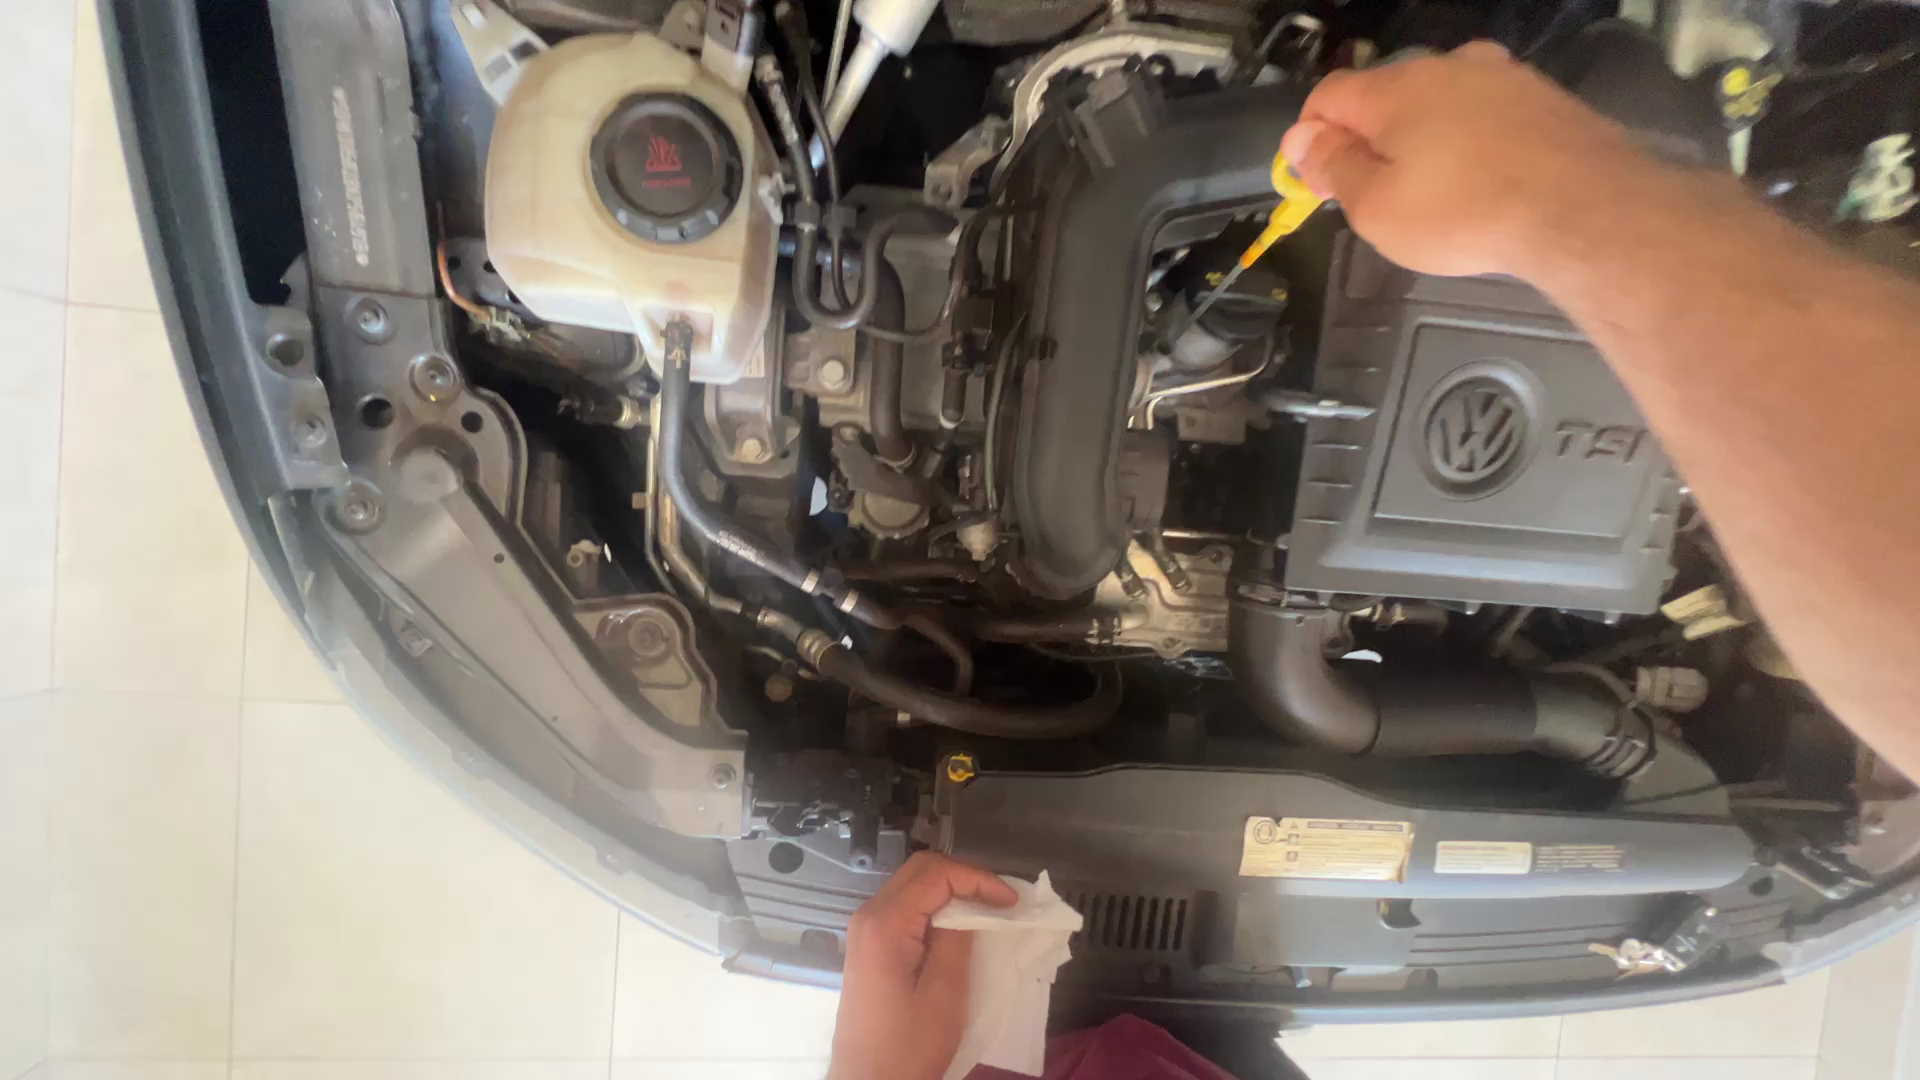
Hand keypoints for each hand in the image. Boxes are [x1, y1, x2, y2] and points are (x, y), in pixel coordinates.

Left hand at [828, 852, 1018, 1079]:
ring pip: (913, 883)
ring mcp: (866, 928)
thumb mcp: (943, 994)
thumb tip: (970, 906)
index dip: (977, 878)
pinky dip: (935, 904)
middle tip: (999, 899)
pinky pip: (905, 905)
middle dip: (964, 875)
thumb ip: (957, 938)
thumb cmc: (907, 1048)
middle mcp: (869, 914)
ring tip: (985, 908)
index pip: (936, 874)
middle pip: (921, 869)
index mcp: (885, 922)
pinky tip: (958, 924)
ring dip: (950, 887)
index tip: (1010, 901)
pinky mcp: (870, 944)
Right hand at [1280, 42, 1658, 277]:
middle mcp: (1446, 66)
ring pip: (1429, 103)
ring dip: (1409, 141)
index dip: (1308, 138)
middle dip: (1360, 141)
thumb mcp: (1372, 205)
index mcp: (1396, 90)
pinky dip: (1455, 141)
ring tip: (1420, 193)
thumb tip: (1299, 136)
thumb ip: (1331, 165)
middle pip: (1378, 98)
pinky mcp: (1535, 95)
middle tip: (1364, 196)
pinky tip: (1467, 182)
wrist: (1578, 208)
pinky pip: (1472, 112)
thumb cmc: (1458, 212)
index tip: (1315, 181)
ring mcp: (1497, 75)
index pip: (1326, 95)